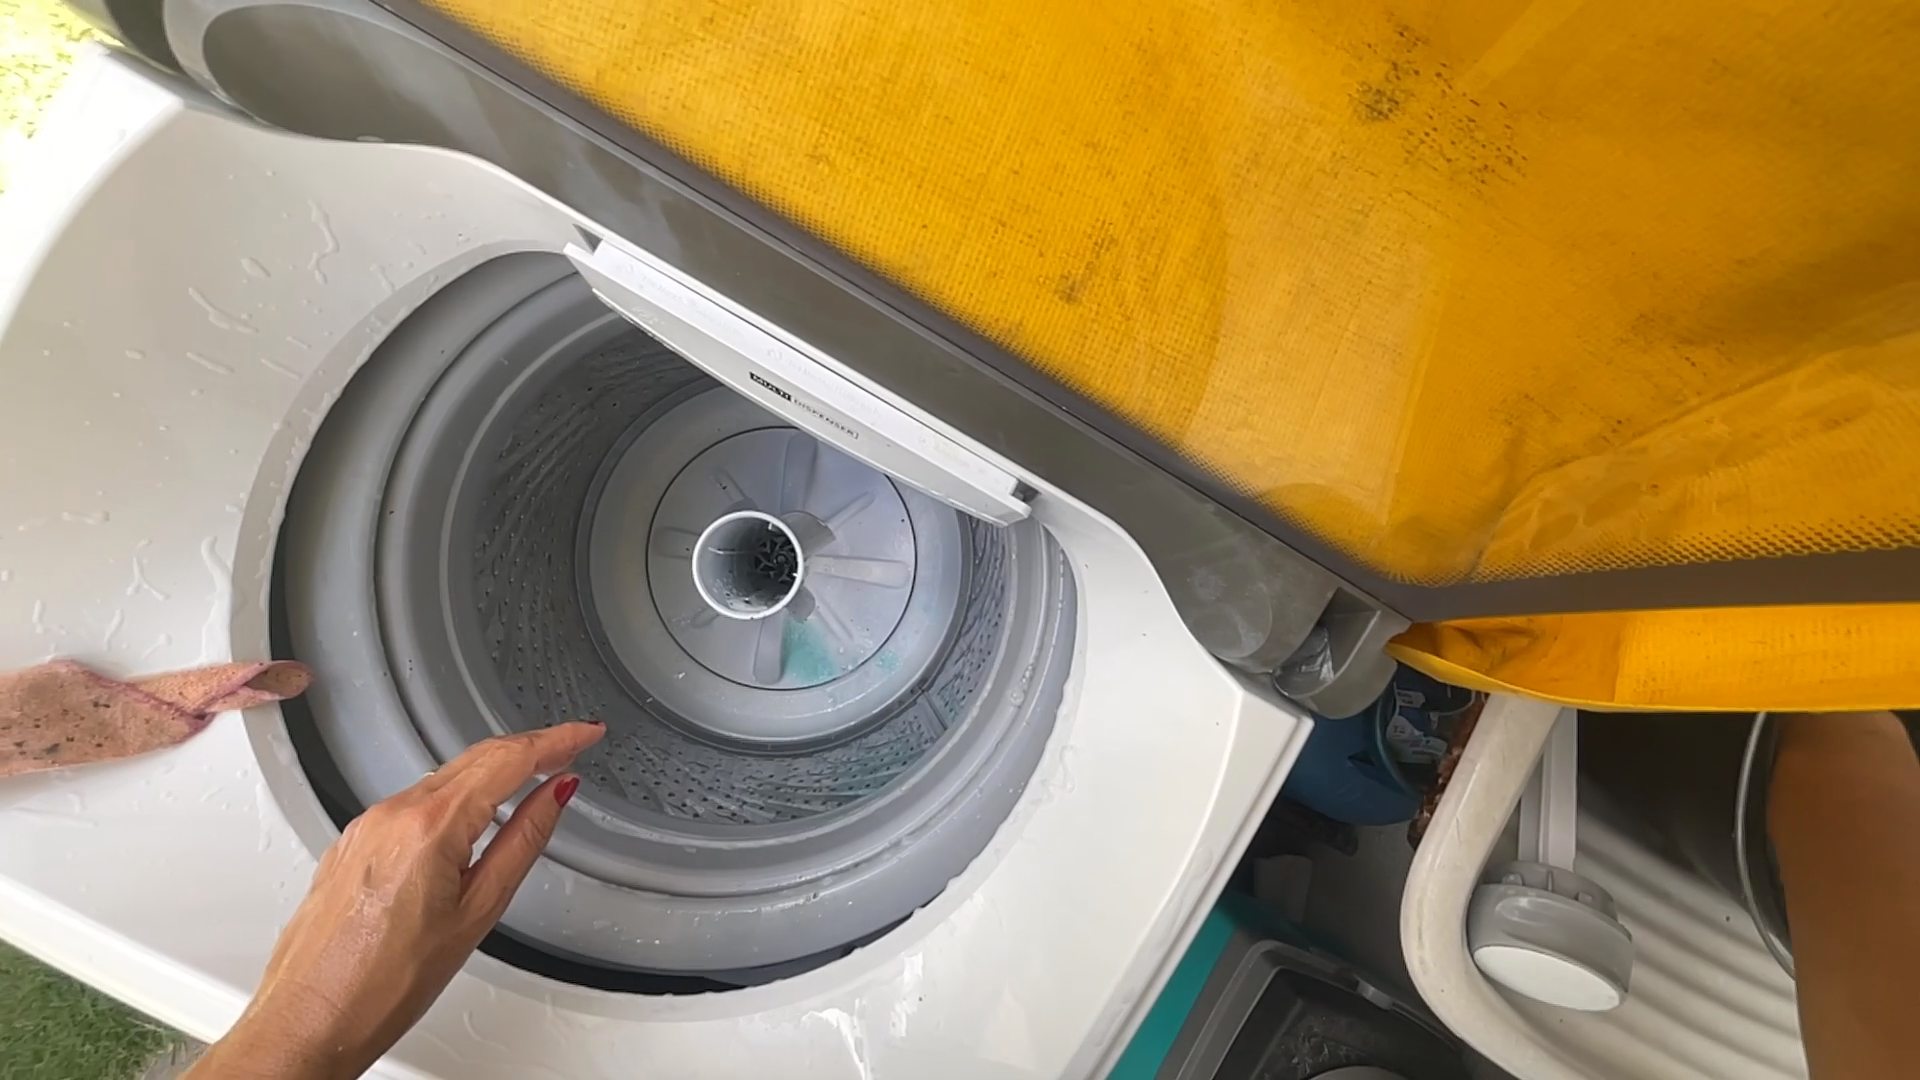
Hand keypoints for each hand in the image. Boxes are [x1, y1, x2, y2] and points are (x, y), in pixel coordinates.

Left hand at [188, 721, 604, 1079]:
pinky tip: (482, 799)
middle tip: (575, 744)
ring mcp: (367, 824)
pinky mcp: (353, 839)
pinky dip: (463, 785)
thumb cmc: (385, 985)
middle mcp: (393, 814)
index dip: (558, 739)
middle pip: (480, 755)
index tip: (587, 732)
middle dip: (534, 744)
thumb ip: (525, 838)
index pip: (511, 760)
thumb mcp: (480, 908)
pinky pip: (421, 794)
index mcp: (430, 827)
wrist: (300, 1030)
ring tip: (538, 767)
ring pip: (450, 771)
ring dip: (499, 762)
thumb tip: (558, 791)